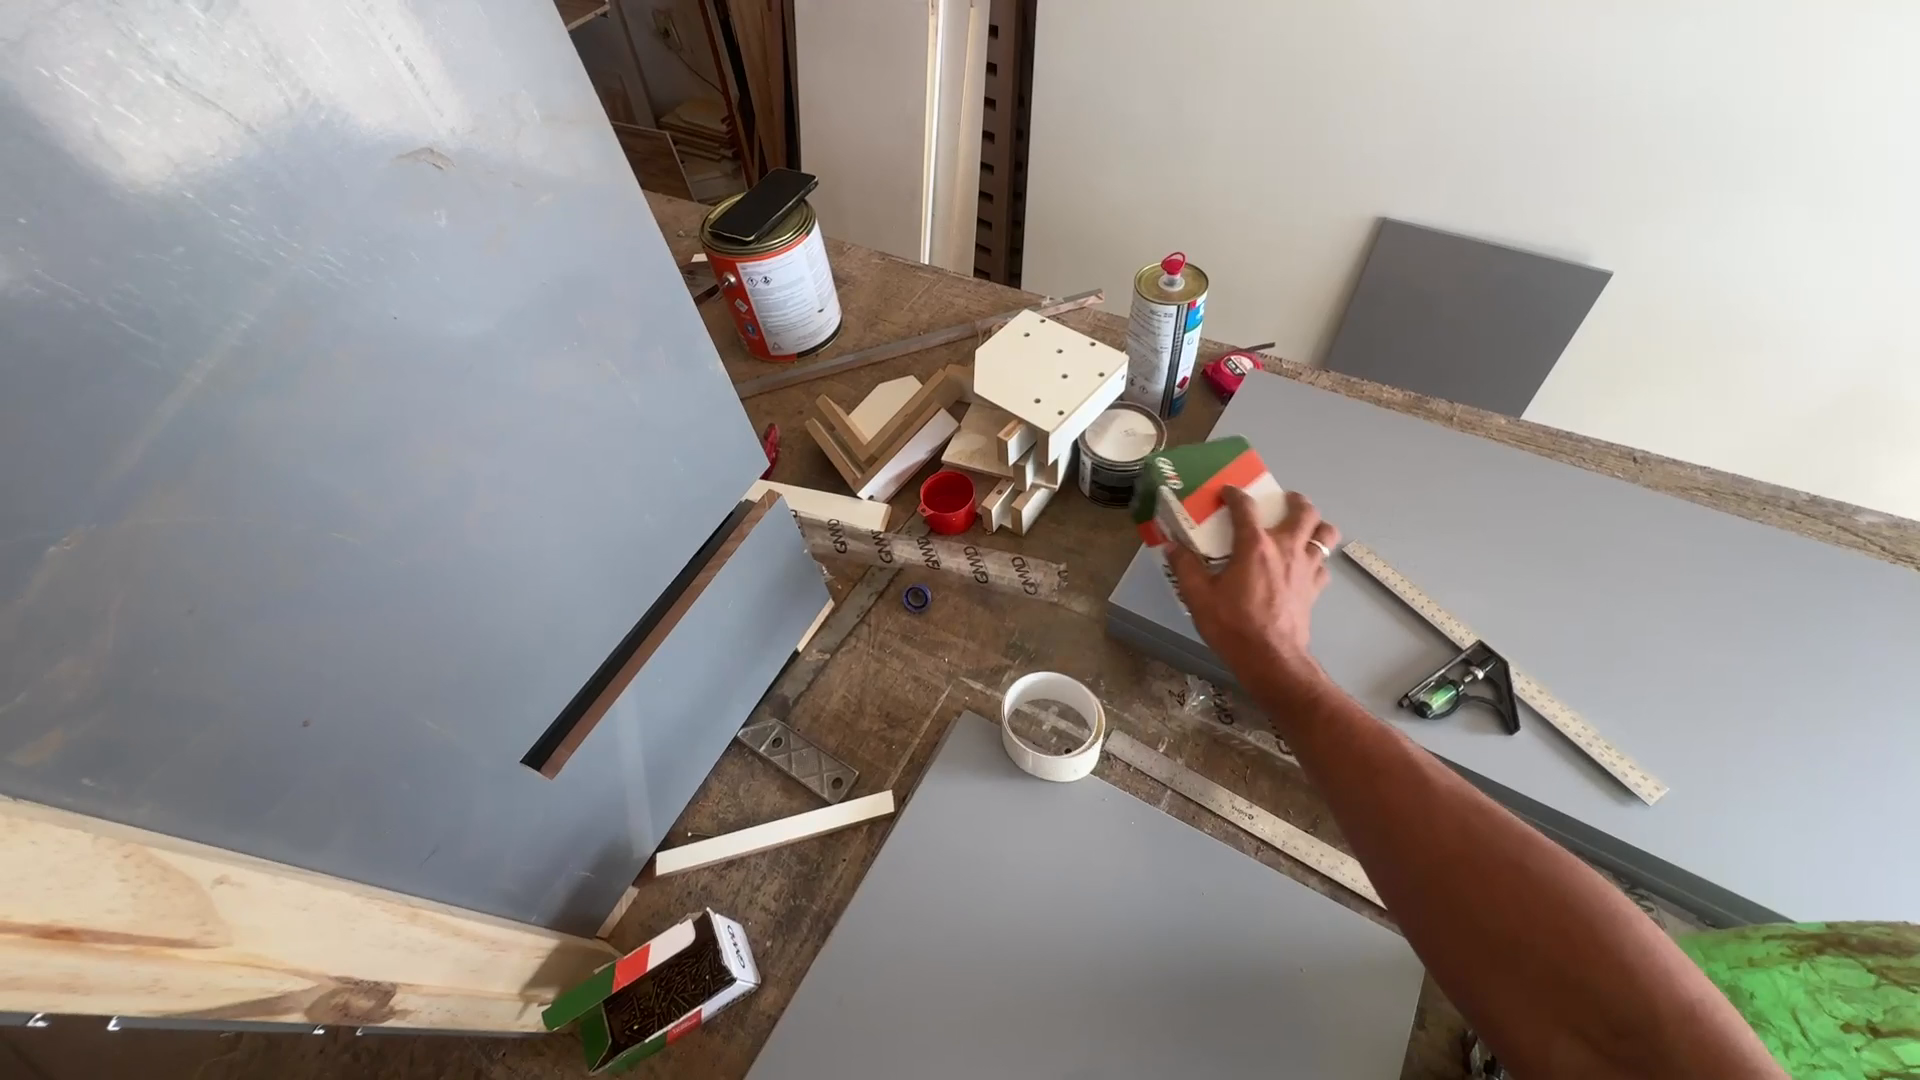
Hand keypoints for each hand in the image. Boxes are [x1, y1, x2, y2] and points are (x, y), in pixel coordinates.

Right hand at [1164, 489, 1338, 685]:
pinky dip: (1316, 558)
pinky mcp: (1315, 588)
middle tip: (1282, 501)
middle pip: (1303, 511)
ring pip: (1325, 534)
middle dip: (1294, 500)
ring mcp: (1306, 568)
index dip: (1234, 495)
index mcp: (1254, 546)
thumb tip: (1172, 546)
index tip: (1228, 492)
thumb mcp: (1198, 597)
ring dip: (1316, 524)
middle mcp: (1286, 549)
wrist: (1270, 659)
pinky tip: (1303, 565)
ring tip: (1303, 526)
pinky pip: (1323, 564)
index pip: (1245, 508)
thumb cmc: (1233, 626)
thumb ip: (1185, 567)